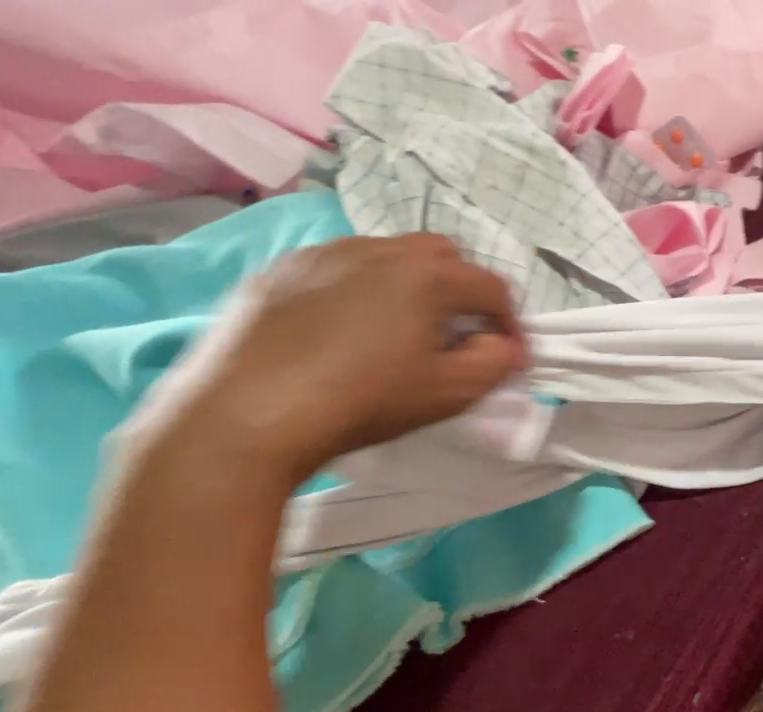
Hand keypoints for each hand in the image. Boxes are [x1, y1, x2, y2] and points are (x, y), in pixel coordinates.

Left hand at [138, 234, 526, 484]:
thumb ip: (497, 361)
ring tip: (399, 333)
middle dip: (461, 290)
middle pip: (441, 254)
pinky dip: (360, 292)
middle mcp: (377, 249)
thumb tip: (506, 344)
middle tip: (455, 335)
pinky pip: (339, 270)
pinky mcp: (280, 271)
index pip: (492, 286)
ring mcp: (322, 254)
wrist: (252, 410)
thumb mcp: (453, 391)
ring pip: (388, 256)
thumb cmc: (367, 398)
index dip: (510, 322)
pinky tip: (347, 334)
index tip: (507, 355)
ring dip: (410, 287)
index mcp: (426, 275)